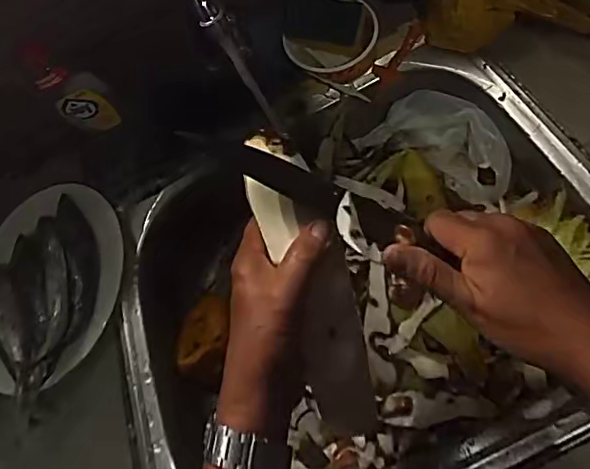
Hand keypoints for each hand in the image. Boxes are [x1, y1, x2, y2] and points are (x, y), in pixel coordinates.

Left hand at [216, 217, 330, 434]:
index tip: (309, 194)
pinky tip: (338, 274)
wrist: (262, 395)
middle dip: (306, 230)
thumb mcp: (284, 291)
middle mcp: (259, 270)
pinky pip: (306, 284)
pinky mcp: (288, 311)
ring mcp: (273, 291)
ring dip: (316, 255)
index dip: (282, 205)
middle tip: (333, 218)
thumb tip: (320, 223)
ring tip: (341, 243)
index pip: (262, 219)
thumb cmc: (265, 338)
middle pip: (283, 239)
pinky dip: (320, 278)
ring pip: (297, 262)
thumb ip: (303, 256)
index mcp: (248, 259)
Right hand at [384, 210, 589, 372]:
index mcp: (478, 237)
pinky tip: (512, 276)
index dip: (428, 244)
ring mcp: (523, 226)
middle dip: (451, 243)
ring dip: (475, 244)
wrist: (588, 336)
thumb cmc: (525, 327)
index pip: (434, 220)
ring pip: (481, 223)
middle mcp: (499, 222)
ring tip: (489, 281)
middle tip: (462, 281)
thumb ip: (429, 273)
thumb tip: (390, 251)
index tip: (436, 270)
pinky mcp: (541, 234)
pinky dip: (499, 245)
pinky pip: (505, 229)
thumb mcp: (470, 305)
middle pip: (458, 219)